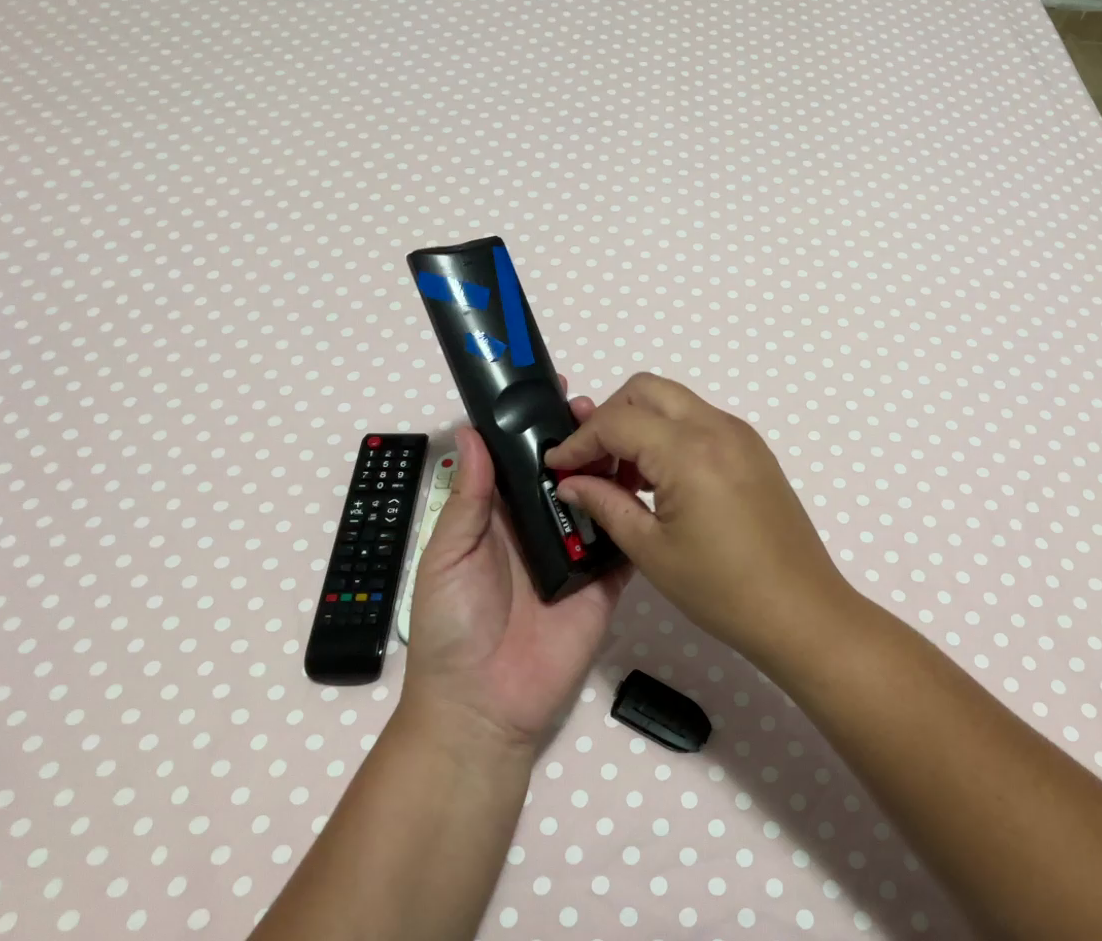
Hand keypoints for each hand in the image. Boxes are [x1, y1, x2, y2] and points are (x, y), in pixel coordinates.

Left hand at [399, 390, 627, 751]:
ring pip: (600, 504)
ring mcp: (577, 558)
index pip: (521, 463)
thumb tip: (469, 433)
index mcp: (498, 520)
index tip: (555, 394)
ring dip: (613, 472)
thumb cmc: (452, 628)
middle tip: (601, 413)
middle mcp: (540, 531)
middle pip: (568, 477)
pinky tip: (653, 489)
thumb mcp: (448, 557)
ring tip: (630, 441)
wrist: (484, 707)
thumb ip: (469, 499)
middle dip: (583, 443)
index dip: (536, 429)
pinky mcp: (605, 585)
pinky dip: (637, 521)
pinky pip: (625, 547)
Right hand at [543, 373, 853, 656]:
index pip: (617, 422)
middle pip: (646, 390)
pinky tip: (657, 482)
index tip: (557, 467)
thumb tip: (571, 483)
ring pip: (675, 402)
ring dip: (640, 424)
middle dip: (608, 416)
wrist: (800, 609)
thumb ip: (606, 505)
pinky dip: (669, 435)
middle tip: (590, 462)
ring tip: (620, 477)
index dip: (579, 441)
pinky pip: (700, 422)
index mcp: (689, 451)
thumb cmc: (721, 589)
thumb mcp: (651, 550)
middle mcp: (717, 428)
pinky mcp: (754, 452)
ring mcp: (741, 436)